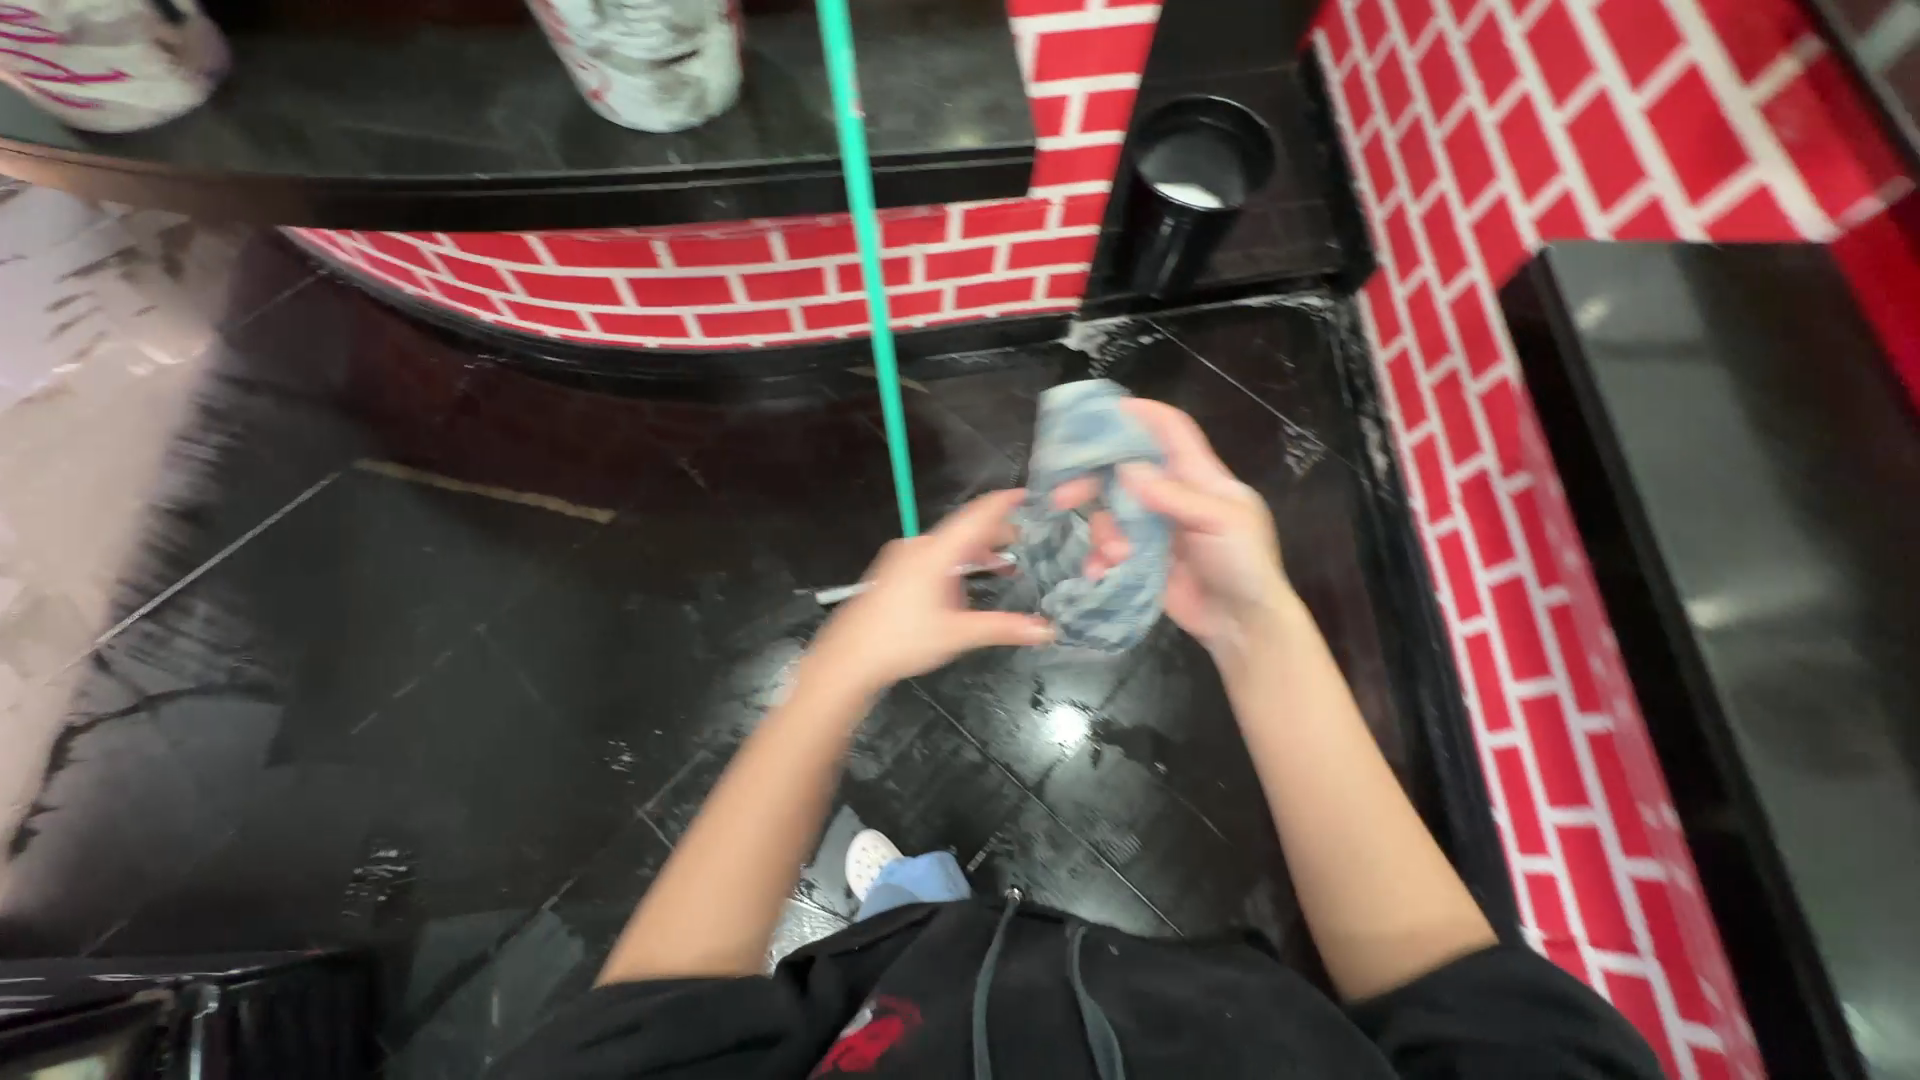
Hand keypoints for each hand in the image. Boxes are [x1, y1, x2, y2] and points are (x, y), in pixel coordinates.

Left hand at [800, 489, 1054, 700]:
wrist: (849, 657)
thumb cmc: (902, 640)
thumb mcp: (958, 634)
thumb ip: (1003, 628)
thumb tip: (1046, 630)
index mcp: (935, 553)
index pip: (976, 516)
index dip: (1003, 503)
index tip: (1028, 495)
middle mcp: (919, 547)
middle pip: (963, 529)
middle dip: (995, 531)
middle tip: (1026, 537)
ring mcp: (903, 558)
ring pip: (948, 543)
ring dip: (976, 549)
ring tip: (1004, 561)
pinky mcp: (894, 572)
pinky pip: (934, 555)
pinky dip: (957, 560)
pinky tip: (967, 579)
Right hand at [1057, 400, 1294, 661]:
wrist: (1243, 626)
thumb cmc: (1244, 565)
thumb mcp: (1221, 522)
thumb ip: (1175, 496)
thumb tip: (1128, 470)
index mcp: (1202, 478)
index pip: (1172, 432)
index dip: (1144, 415)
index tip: (1106, 410)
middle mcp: (1175, 497)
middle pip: (1126, 471)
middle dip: (1094, 479)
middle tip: (1063, 494)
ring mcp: (1157, 530)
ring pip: (1113, 513)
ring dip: (1104, 531)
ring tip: (1115, 555)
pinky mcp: (1143, 560)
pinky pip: (1110, 549)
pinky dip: (1100, 558)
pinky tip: (1100, 572)